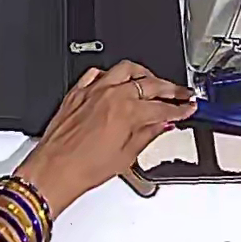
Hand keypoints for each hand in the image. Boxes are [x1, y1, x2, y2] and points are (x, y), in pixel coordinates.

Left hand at [15, 61, 195, 212]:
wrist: (52, 172)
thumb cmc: (83, 169)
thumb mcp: (126, 157)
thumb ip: (148, 134)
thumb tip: (162, 124)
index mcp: (128, 111)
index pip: (163, 106)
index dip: (180, 108)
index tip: (188, 107)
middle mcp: (112, 95)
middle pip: (150, 83)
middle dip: (171, 88)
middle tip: (181, 93)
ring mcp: (94, 90)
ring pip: (126, 69)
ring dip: (144, 73)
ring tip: (153, 81)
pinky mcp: (78, 92)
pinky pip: (97, 73)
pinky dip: (110, 74)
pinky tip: (116, 81)